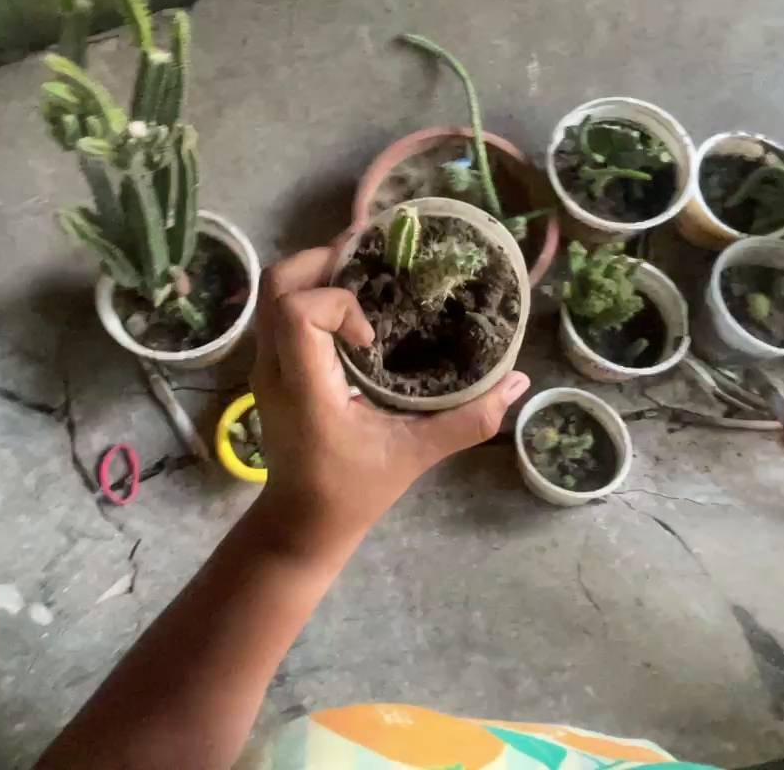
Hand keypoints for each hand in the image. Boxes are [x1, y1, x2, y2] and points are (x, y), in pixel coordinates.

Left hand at [248, 242, 530, 553]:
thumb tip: (518, 380)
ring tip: (362, 276)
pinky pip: (278, 309)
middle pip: (277, 285)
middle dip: (321, 261)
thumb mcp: (414, 456)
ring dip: (314, 272)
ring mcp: (265, 364)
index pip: (298, 313)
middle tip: (368, 264)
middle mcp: (275, 367)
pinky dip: (309, 292)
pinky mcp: (269, 365)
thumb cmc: (353, 491)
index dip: (337, 305)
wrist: (300, 521)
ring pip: (272, 292)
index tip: (369, 335)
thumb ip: (467, 421)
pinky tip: (350, 304)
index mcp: (306, 388)